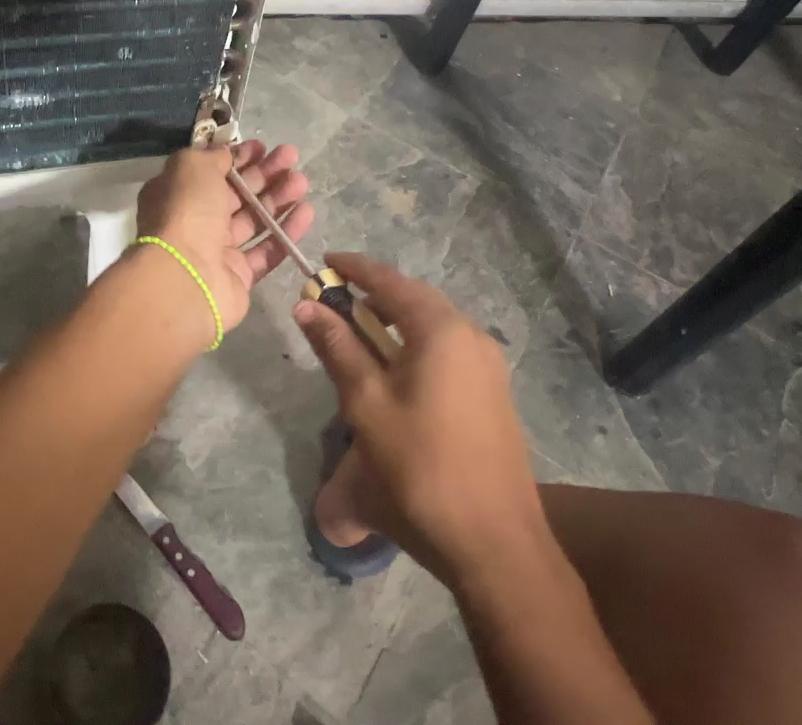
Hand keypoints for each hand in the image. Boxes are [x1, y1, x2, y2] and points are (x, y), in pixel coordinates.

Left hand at [135, 140, 313, 329]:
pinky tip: (307, 212)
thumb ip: (212, 156)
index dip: (237, 157)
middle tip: (292, 158)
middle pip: (236, 194)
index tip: (263, 147)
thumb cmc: (185, 213)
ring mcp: (217, 251)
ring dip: (279, 198)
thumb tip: (227, 154)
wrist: (185, 278)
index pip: (211, 171)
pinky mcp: (239, 277)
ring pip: (253, 220)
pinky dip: (287, 232)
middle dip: (264, 174)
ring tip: (302, 182)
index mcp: (177, 194)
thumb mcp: (191, 167)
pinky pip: (267, 250)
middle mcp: (195, 221)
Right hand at [293, 254, 542, 568]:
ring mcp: (488, 366)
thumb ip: (337, 348)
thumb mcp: (366, 404)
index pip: (391, 282)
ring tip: (356, 330)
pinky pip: (446, 350)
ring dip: (393, 320)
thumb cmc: (420, 466)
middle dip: (374, 293)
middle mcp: (471, 337)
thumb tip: (307, 305)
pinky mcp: (492, 393)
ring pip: (433, 326)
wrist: (494, 540)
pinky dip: (413, 344)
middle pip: (416, 299)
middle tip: (334, 297)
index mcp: (441, 331)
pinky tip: (391, 367)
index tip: (324, 261)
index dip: (355, 268)